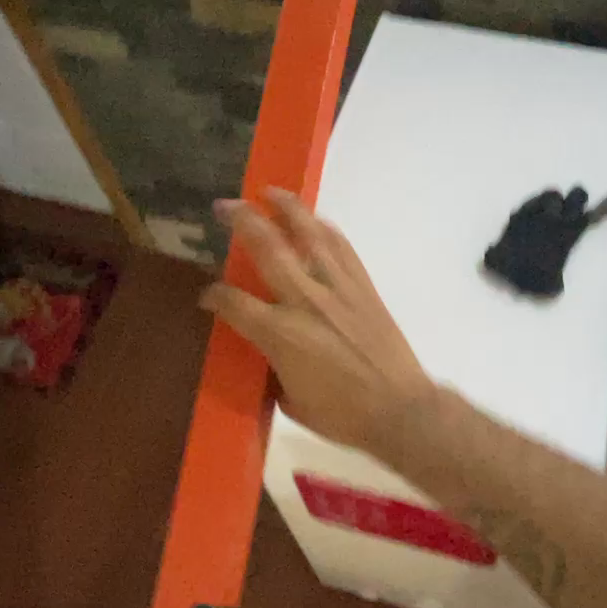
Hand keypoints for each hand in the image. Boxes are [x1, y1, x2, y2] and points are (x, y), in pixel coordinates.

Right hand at [203, 188, 434, 456]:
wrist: (399, 410)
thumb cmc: (342, 416)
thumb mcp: (292, 402)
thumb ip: (273, 370)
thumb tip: (267, 355)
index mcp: (280, 335)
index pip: (233, 302)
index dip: (214, 295)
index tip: (208, 295)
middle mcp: (305, 302)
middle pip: (267, 248)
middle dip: (241, 221)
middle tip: (224, 207)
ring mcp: (338, 290)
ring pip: (308, 236)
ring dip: (287, 208)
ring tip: (270, 191)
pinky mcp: (364, 288)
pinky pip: (341, 248)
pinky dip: (324, 229)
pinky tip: (314, 220)